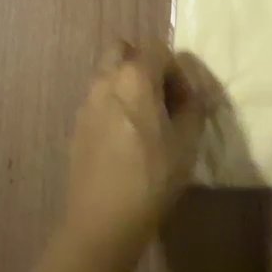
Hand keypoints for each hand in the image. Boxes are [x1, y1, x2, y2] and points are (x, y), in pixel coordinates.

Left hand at [63, 40, 211, 242]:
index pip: (159, 48)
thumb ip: (193, 107)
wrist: (102, 223)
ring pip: (108, 75)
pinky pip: (99, 100)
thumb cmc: (152, 178)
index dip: (177, 70)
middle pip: (124, 50)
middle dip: (144, 64)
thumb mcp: (187, 142)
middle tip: (161, 97)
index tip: (186, 101)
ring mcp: (87, 103)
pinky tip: (126, 141)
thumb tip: (194, 95)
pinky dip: (114, 106)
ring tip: (145, 121)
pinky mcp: (77, 127)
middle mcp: (106, 80)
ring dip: (127, 85)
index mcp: (134, 76)